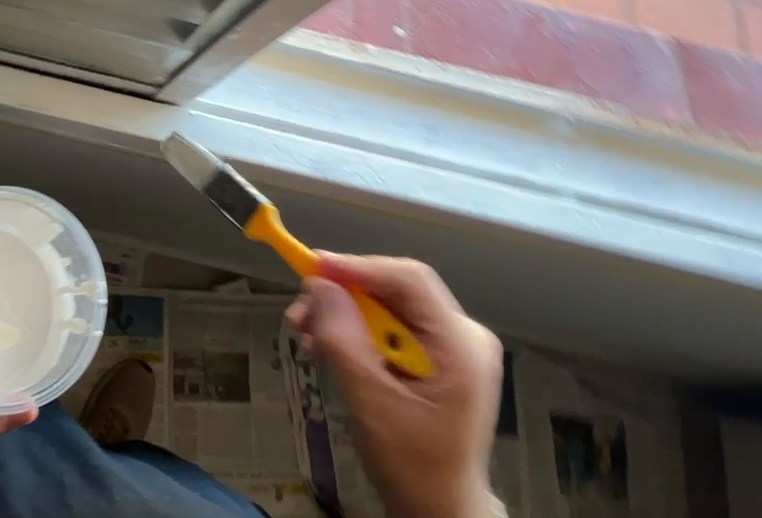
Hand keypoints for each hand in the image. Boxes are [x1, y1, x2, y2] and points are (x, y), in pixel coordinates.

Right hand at [287, 255, 503, 517]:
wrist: (438, 510)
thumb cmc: (412, 465)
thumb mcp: (370, 402)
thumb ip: (343, 339)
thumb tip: (318, 286)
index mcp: (460, 345)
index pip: (408, 280)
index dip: (358, 267)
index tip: (312, 269)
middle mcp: (462, 335)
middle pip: (394, 290)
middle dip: (342, 296)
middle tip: (300, 313)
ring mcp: (451, 344)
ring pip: (386, 305)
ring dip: (343, 315)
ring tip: (307, 335)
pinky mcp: (436, 355)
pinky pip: (389, 324)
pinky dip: (355, 331)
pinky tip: (329, 346)